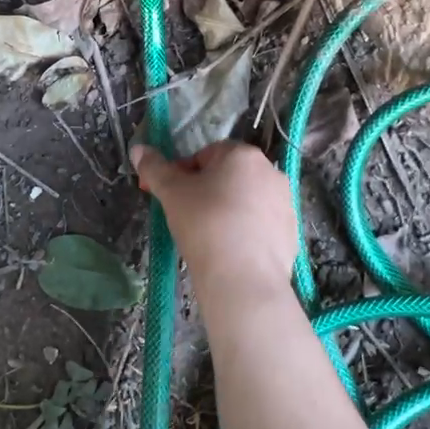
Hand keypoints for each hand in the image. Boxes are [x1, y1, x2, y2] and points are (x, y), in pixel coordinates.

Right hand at [130, 140, 296, 299]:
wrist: (243, 279)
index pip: (206, 154)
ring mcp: (286, 203)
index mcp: (243, 155)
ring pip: (245, 200)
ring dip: (226, 209)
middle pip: (228, 175)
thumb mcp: (171, 193)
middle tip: (184, 215)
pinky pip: (260, 224)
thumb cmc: (204, 224)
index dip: (182, 173)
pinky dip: (244, 231)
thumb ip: (154, 168)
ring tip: (207, 237)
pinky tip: (229, 251)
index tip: (168, 195)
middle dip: (205, 190)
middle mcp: (271, 172)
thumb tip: (138, 149)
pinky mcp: (291, 232)